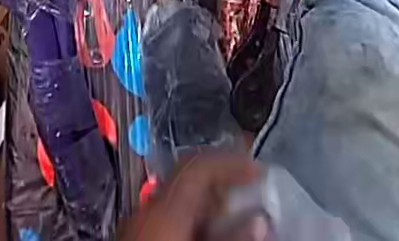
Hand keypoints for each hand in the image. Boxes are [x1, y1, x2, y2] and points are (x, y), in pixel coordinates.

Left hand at [123, 151, 263, 240]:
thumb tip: (260, 221)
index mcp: (164, 209)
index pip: (197, 168)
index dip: (230, 164)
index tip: (260, 170)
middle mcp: (148, 209)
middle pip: (187, 183)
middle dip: (222, 186)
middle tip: (256, 194)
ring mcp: (138, 227)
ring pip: (179, 203)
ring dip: (211, 208)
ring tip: (244, 221)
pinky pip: (170, 222)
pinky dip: (196, 225)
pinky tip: (215, 237)